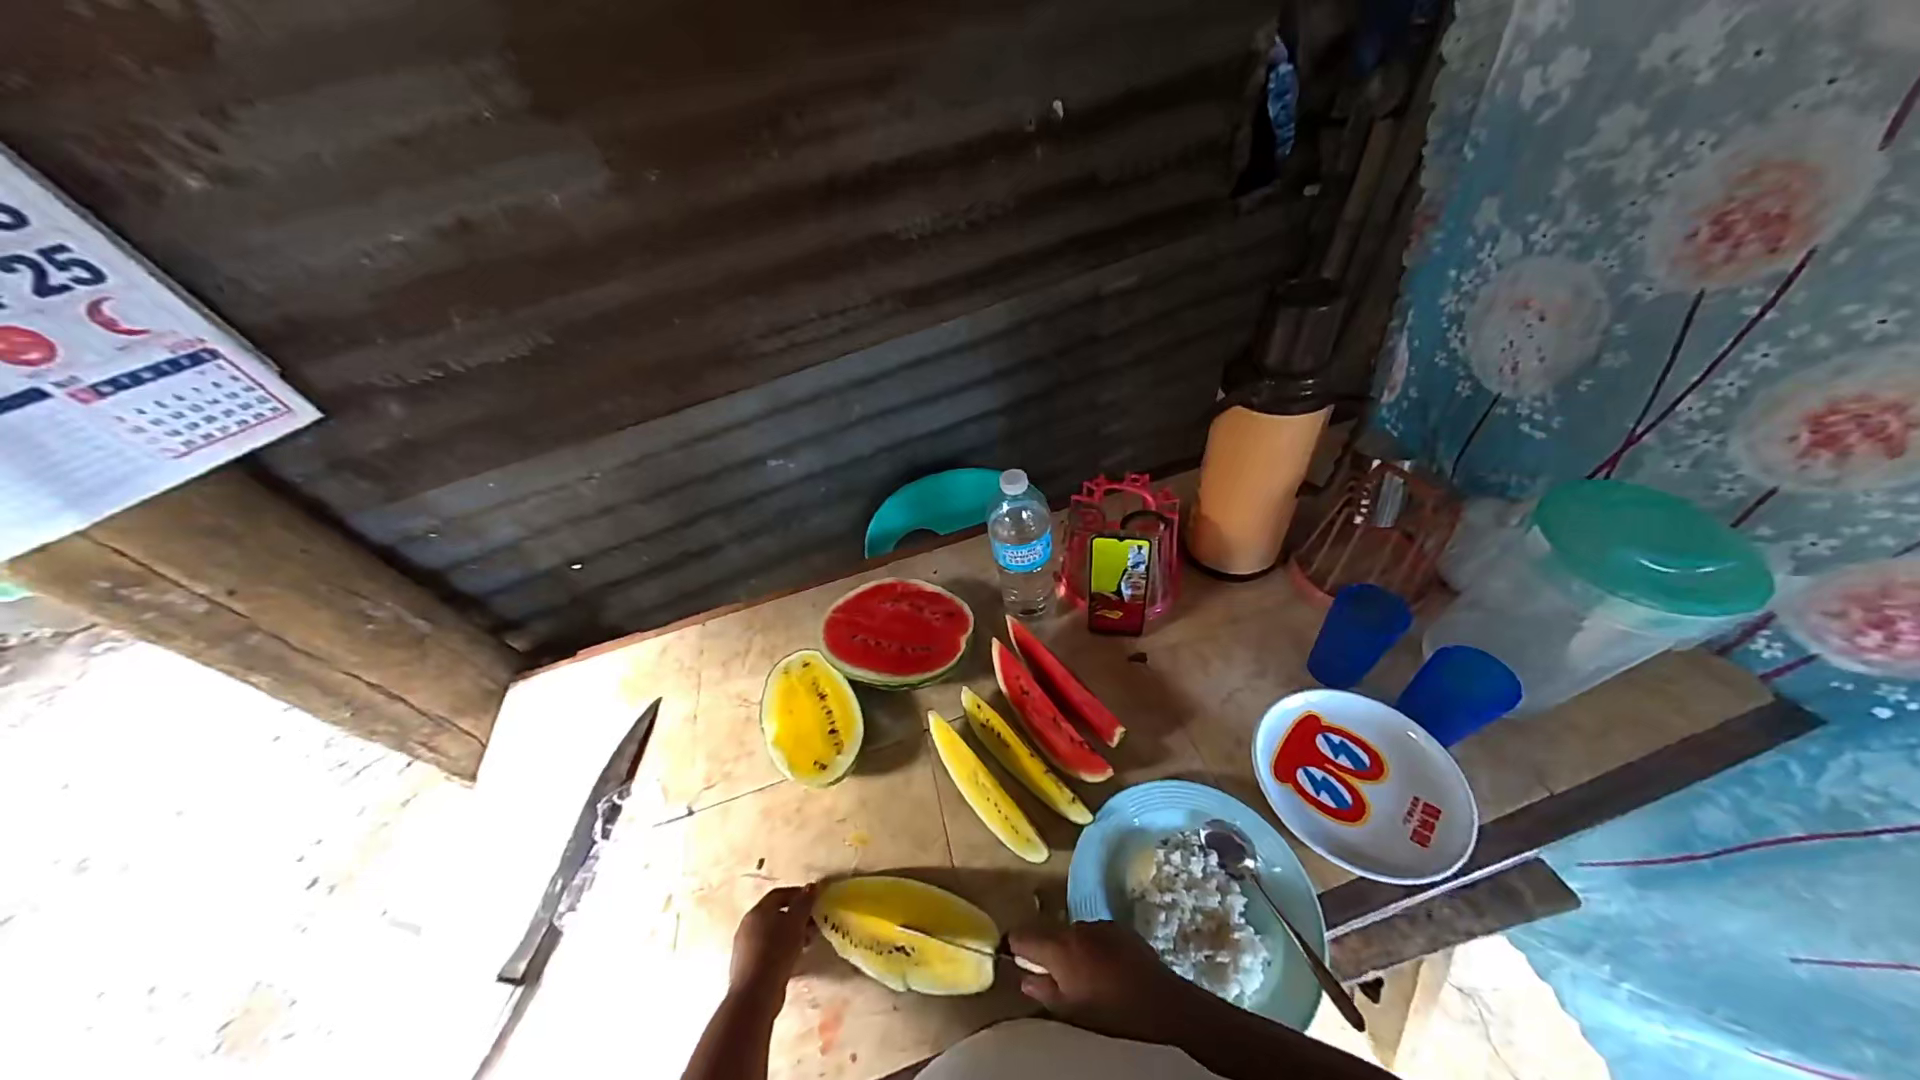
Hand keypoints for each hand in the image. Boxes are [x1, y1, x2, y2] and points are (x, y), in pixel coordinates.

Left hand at [727, 884, 816, 999]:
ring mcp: (744, 947)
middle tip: (813, 923)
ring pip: (771, 933)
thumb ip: (804, 903)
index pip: (778, 894)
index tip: (814, 900)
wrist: (755, 994)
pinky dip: (781, 949)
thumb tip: (811, 886)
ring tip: (807, 943)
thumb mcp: (796, 923)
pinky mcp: (746, 966)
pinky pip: (767, 950)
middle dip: (796, 916)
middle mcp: (747, 925)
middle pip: (774, 914)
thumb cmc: (777, 952)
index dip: (798, 894)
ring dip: (790, 934)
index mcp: (757, 911)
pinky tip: (794, 959)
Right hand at [1007, 921, 1199, 1042]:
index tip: (1014, 958)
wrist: (1163, 1003)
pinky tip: (1107, 968)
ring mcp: (1099, 924)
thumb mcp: (1072, 1012)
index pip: (1021, 935)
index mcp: (1059, 948)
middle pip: (1047, 932)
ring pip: (1072, 932)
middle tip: (1054, 977)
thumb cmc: (1113, 1013)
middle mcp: (1075, 928)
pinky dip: (1093, 947)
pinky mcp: (1119, 927)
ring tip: (1085, 975)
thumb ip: (1043, 991)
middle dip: (1046, 950)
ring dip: (1071, 948)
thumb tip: (1025, 979)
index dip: (1014, 946)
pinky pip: (1094, 933)